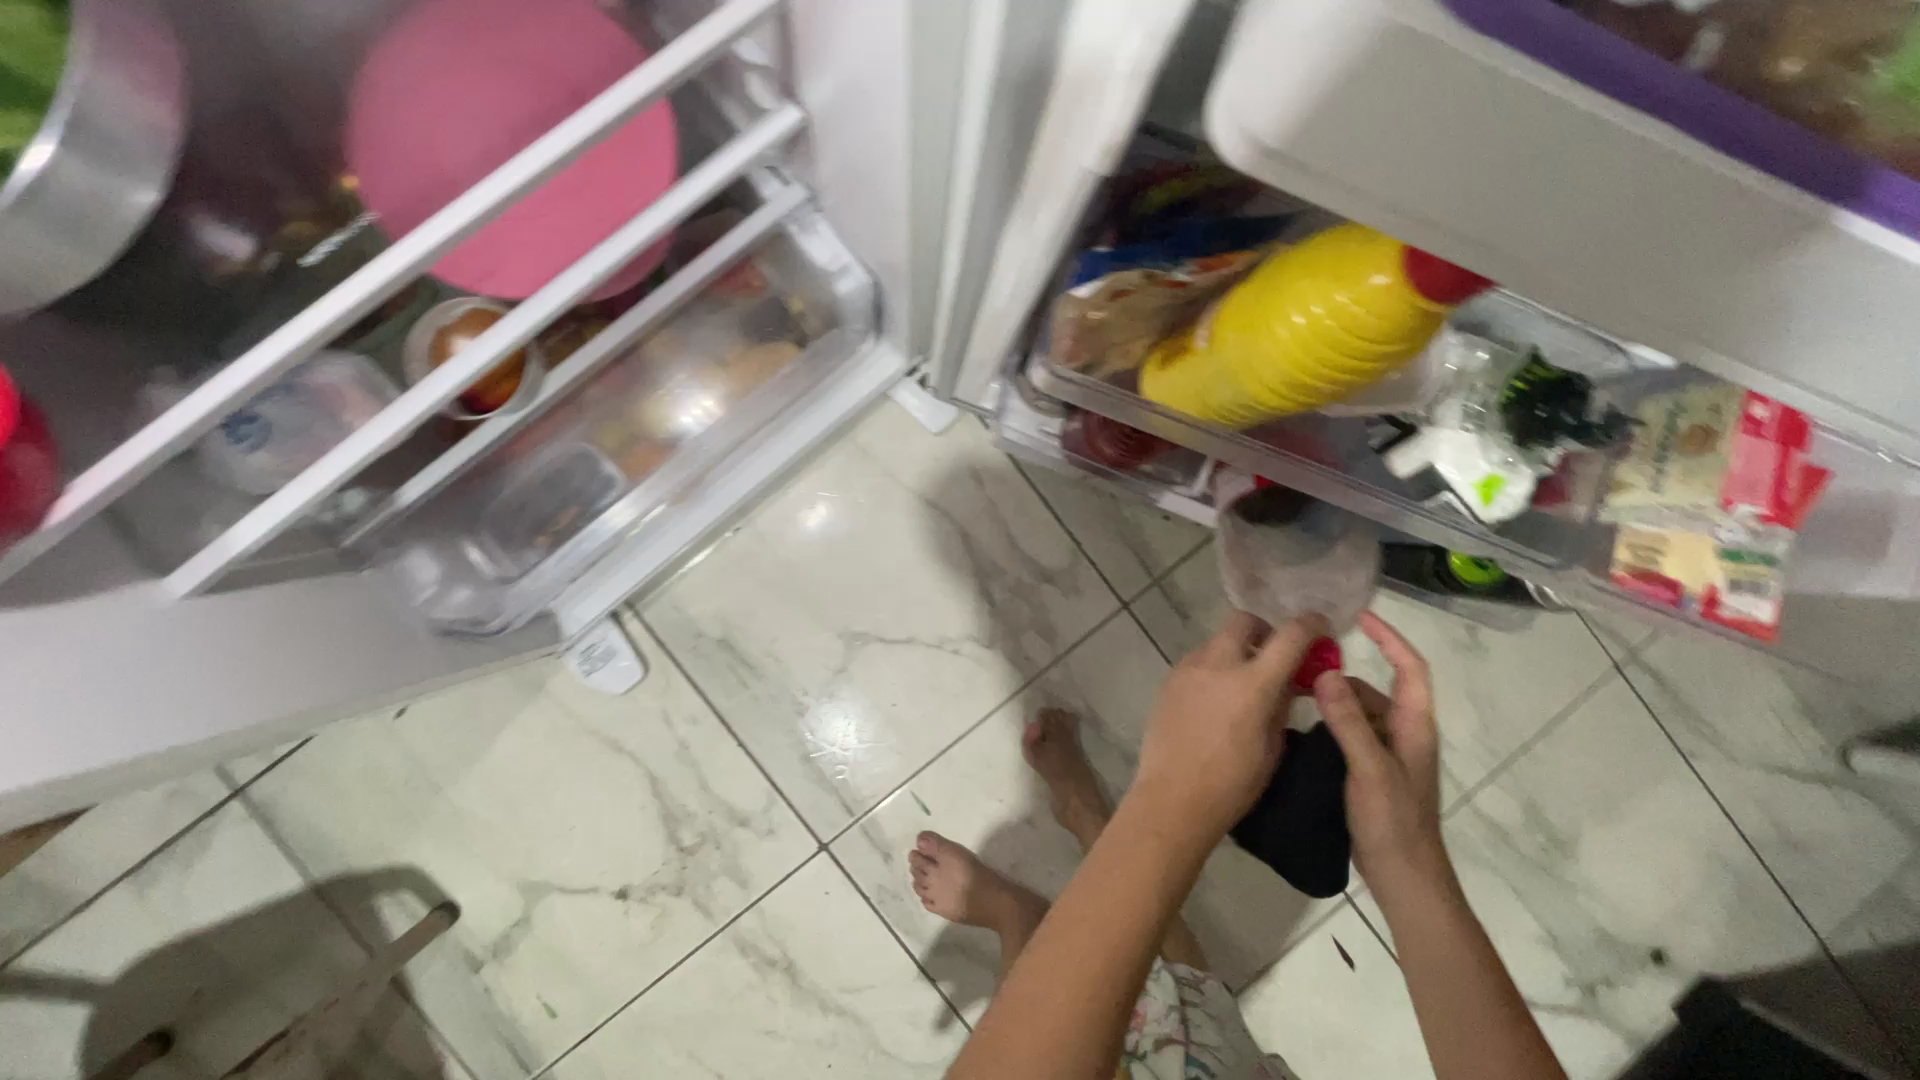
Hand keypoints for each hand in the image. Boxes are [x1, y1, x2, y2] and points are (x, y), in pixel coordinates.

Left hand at [1130, 610, 1328, 845]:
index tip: (1319, 626)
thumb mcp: (1272, 747)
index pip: (1289, 636)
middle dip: (1264, 630)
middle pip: (1243, 621)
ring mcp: (1187, 670)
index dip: (1309, 625)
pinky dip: (1214, 666)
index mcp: (1251, 683)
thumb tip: (1287, 683)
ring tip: (1243, 681)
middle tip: (1274, 653)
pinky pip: (1198, 660)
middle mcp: (1217, 665)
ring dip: (1236, 650)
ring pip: (1217, 640)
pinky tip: (1217, 697)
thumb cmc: (1232, 784)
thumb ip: (1282, 705)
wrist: (1173, 798)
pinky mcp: (1168, 681)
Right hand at [1313, 611, 1452, 895]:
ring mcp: (1387, 755)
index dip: (1390, 639)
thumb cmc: (1394, 821)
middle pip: (1375, 689)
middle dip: (1342, 674)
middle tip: (1300, 665)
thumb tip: (1325, 673)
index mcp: (1413, 726)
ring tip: (1292, 693)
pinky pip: (1349, 733)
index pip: (1410, 668)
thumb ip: (1349, 721)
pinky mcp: (1370, 772)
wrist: (1404, 877)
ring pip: (1359, 712)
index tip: (1361, 617)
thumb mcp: (1369, 768)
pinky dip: (1329, 723)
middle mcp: (1403, 734)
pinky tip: (1301, 727)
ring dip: (1332, 700)